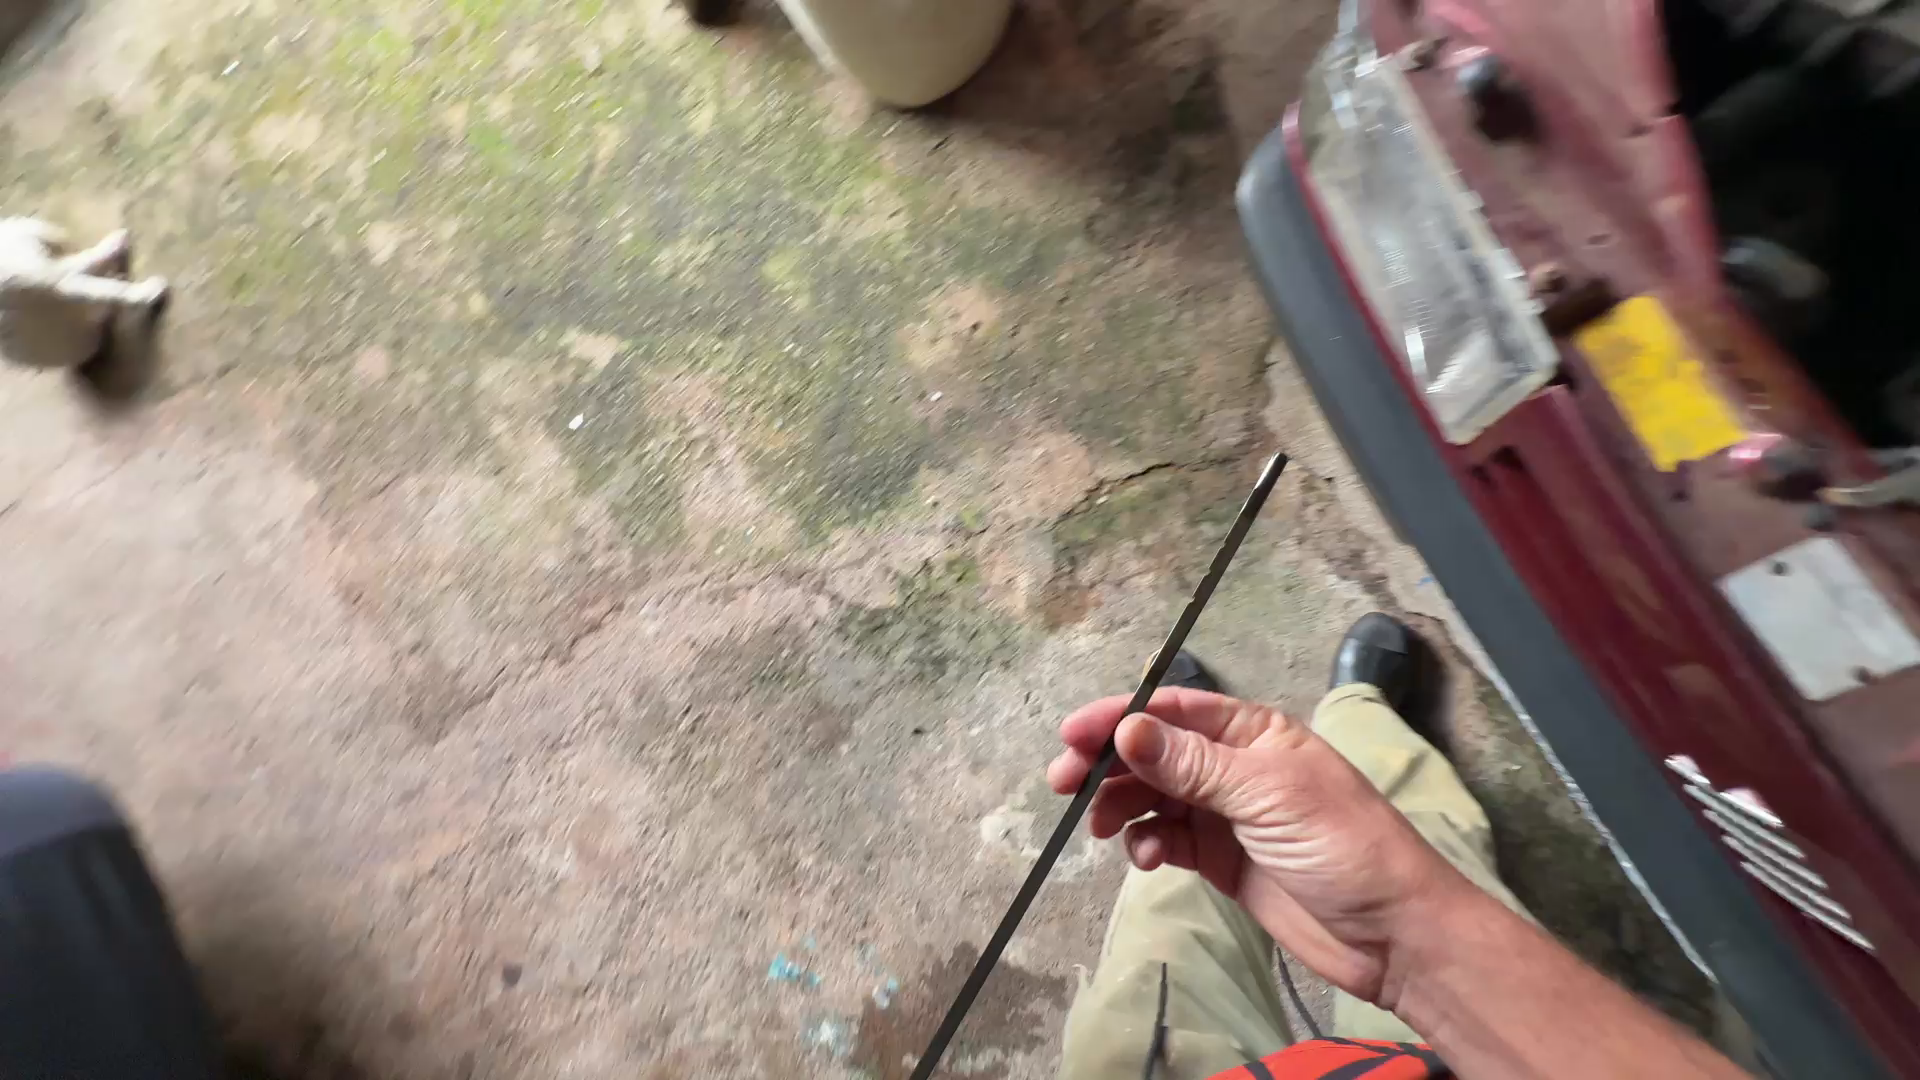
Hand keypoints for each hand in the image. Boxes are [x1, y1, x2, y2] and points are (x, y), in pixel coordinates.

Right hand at [1047, 687, 1475, 1005]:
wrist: (1393, 938)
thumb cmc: (1340, 845)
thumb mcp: (1265, 794)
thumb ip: (1191, 764)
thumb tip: (1125, 729)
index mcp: (1247, 731)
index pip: (1169, 710)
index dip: (1118, 717)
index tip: (1071, 734)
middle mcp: (1228, 764)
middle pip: (1151, 751)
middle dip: (1106, 764)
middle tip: (1062, 783)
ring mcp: (1220, 810)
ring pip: (1150, 794)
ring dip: (1120, 805)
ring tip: (1101, 829)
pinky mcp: (1215, 855)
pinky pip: (1164, 836)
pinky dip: (1146, 843)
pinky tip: (1145, 859)